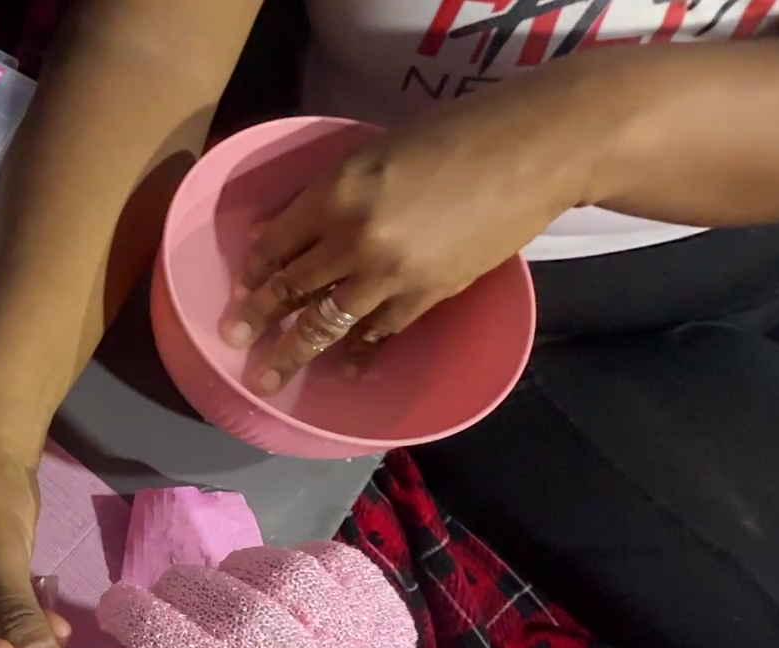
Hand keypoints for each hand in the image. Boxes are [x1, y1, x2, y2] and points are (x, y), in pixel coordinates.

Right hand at [99, 542, 417, 647]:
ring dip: (231, 571)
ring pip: (275, 572)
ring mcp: (356, 641)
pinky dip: (283, 559)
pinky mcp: (381, 606)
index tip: (114, 604)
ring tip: (225, 592)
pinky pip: (320, 555)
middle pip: (234, 611)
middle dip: (178, 590)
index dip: (145, 624)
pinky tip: (273, 588)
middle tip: (167, 597)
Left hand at [223, 66, 599, 391]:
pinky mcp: (425, 294)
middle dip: (255, 320)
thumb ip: (319, 198)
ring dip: (291, 353)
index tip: (238, 292)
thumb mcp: (371, 153)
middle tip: (231, 342)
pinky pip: (378, 333)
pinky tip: (343, 373)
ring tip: (266, 380)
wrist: (547, 146)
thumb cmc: (455, 136)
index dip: (251, 273)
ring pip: (324, 321)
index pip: (274, 245)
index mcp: (336, 194)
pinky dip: (358, 354)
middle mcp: (353, 238)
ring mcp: (388, 273)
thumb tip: (269, 235)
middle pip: (289, 289)